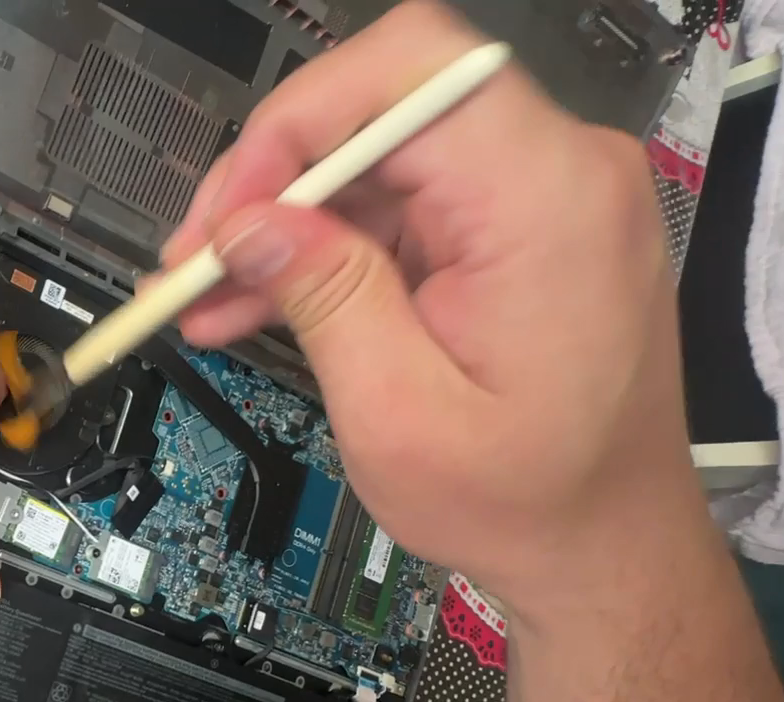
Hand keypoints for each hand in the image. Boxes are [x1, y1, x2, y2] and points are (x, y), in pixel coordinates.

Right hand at [164, 1, 704, 616]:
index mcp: (543, 203)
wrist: (592, 542)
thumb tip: (248, 226)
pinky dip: (308, 258)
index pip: (407, 76)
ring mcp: (519, 207)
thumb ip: (325, 299)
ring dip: (272, 228)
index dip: (294, 129)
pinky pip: (380, 219)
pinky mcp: (490, 241)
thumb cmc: (519, 499)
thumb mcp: (395, 413)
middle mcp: (547, 178)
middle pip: (374, 113)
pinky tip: (247, 305)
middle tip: (192, 260)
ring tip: (200, 295)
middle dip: (266, 181)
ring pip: (362, 170)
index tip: (226, 216)